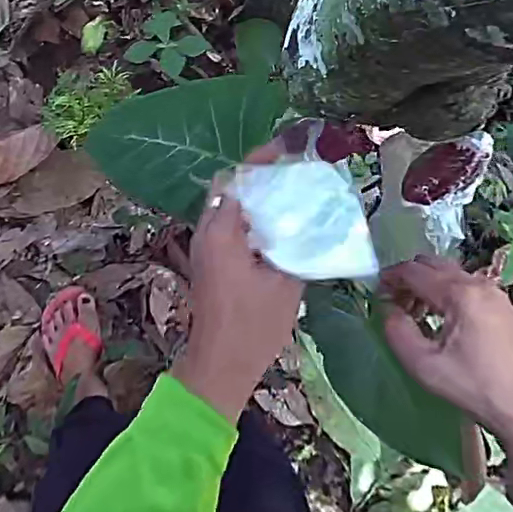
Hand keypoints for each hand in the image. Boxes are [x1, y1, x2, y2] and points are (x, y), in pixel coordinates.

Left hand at [172, 181, 304, 422]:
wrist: (220, 361)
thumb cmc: (253, 325)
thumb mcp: (285, 284)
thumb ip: (296, 247)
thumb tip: (309, 221)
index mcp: (220, 232)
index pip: (236, 181)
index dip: (259, 162)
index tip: (284, 149)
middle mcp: (205, 232)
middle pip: (227, 190)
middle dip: (256, 177)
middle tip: (291, 172)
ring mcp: (203, 247)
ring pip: (225, 208)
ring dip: (252, 199)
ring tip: (289, 195)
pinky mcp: (208, 261)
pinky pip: (226, 227)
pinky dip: (247, 219)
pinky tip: (276, 228)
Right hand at [378, 255, 512, 445]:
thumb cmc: (474, 387)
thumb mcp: (421, 362)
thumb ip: (395, 328)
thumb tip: (387, 307)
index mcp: (459, 293)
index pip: (413, 270)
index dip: (389, 278)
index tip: (377, 293)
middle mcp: (480, 286)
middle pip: (433, 264)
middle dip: (409, 278)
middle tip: (396, 301)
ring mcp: (498, 297)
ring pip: (452, 275)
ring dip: (429, 285)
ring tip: (418, 313)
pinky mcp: (508, 310)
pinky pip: (469, 288)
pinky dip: (449, 294)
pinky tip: (445, 321)